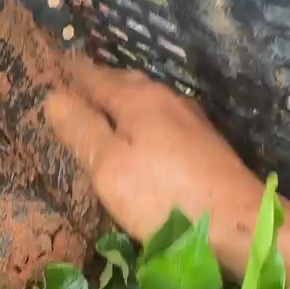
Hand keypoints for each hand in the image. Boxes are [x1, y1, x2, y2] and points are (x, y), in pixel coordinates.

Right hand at [46, 59, 289, 258]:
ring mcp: (191, 122)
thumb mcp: (109, 168)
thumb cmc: (163, 197)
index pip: (95, 78)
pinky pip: (162, 122)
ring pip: (147, 102)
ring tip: (105, 108)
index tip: (56, 65)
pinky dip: (143, 122)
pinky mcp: (205, 146)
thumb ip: (82, 132)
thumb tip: (54, 98)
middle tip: (78, 84)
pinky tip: (142, 136)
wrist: (236, 223)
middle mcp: (167, 100)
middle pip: (125, 85)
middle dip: (100, 83)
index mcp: (139, 100)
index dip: (73, 74)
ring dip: (123, 103)